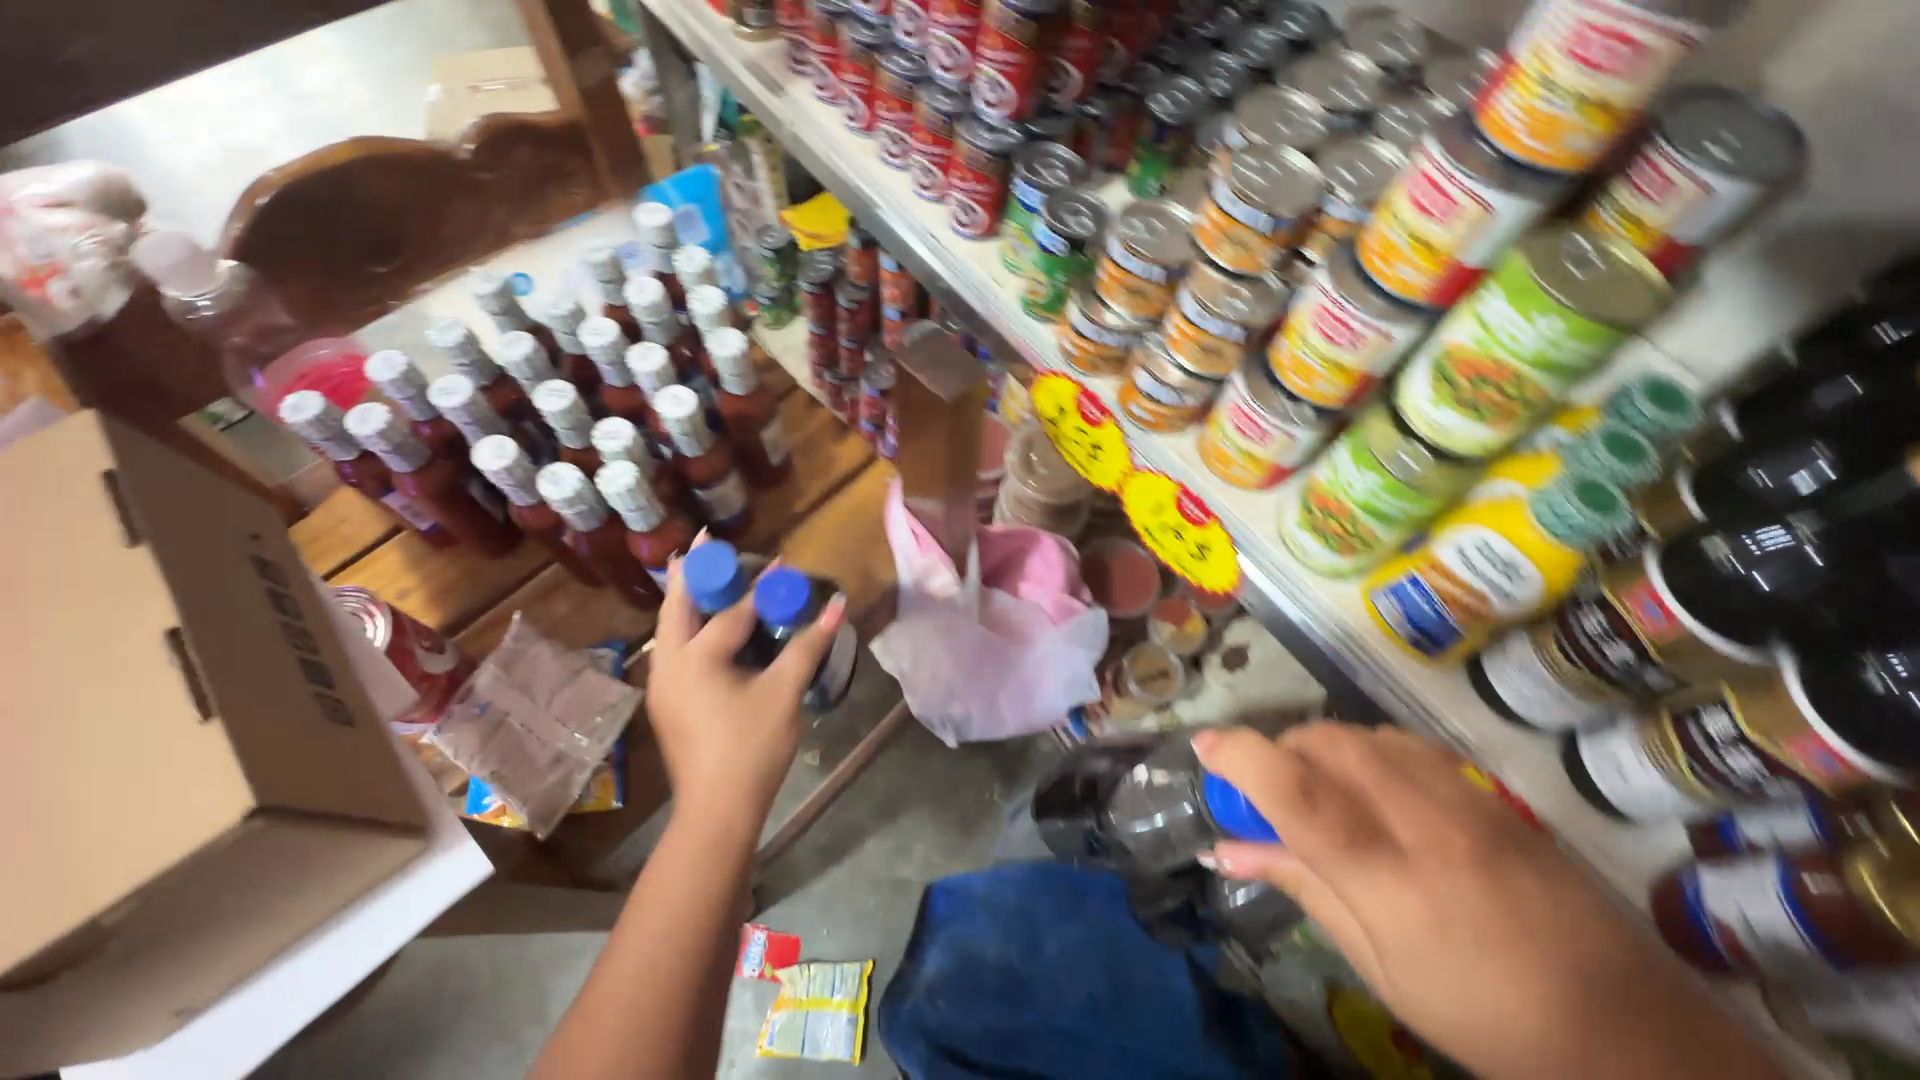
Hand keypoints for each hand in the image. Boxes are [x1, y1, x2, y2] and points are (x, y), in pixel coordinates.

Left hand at [647, 553, 846, 830]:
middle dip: (695, 571)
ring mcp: (662, 684)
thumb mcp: (784, 693)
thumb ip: (807, 645)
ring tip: (704, 571)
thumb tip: (837, 605)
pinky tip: (708, 625)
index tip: (783, 563)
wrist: (717, 810)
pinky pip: (674, 648)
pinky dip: (689, 626)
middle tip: (706, 540)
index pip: (732, 611)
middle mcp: (668, 663)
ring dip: (689, 598)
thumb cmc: (751, 748)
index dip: (762, 587)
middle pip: (678, 604)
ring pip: (670, 627)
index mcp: (695, 657)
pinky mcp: (667, 701)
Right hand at [1192, 722, 1786, 1079]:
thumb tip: (1226, 848)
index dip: (1239, 757)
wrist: (1625, 1028)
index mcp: (1389, 878)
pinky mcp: (1498, 797)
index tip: (1203, 747)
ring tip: (1316, 788)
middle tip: (1263, 789)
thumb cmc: (1481, 1015)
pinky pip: (1411, 746)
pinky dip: (1370, 750)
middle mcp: (1426, 822)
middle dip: (1279, 749)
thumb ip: (1303, 888)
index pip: (1296, 792)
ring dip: (1323, 746)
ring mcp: (1469, 801)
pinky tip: (1372, 785)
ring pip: (1368, 735)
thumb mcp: (1378, 965)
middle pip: (1328, 744)